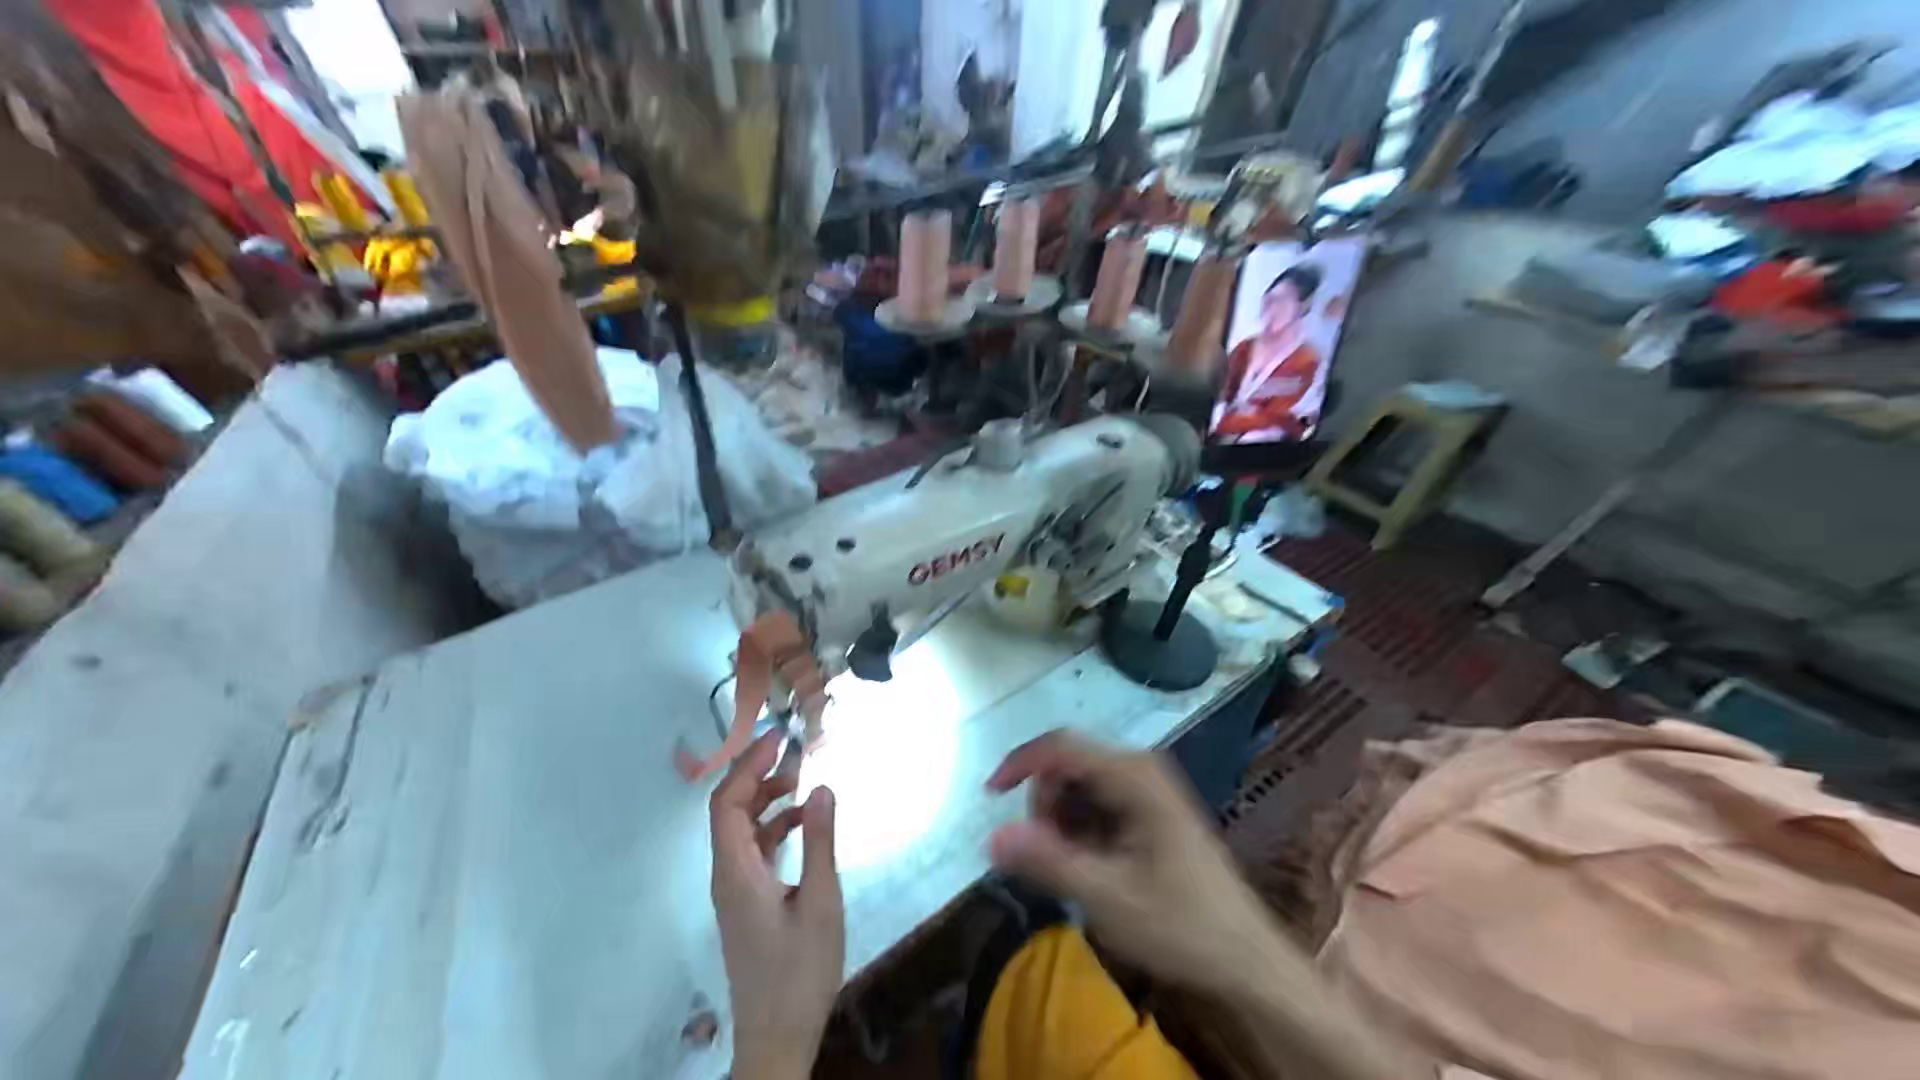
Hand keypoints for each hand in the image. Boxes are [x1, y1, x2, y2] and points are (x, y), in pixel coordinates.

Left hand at [710, 731, 842, 1079]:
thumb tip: (822, 786)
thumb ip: (819, 841)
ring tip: (803, 780)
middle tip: (795, 752)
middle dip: (757, 775)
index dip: (747, 764)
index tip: (778, 739)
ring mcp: (735, 891)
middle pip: (730, 811)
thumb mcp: (820, 901)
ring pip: (741, 830)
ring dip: (767, 800)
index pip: (726, 803)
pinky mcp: (747, 903)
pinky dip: (774, 827)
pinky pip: (753, 850)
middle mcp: (726, 875)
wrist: (777, 1039)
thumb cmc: (799, 970)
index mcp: (735, 871)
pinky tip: (802, 823)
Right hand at [984, 730, 1279, 996]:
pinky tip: (1094, 867)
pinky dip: (1080, 830)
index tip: (990, 798)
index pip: (1059, 746)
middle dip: (1045, 806)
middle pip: (1066, 764)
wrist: (1245, 959)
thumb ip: (1049, 862)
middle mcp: (1139, 768)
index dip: (1019, 764)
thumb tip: (993, 835)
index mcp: (1133, 775)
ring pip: (1078, 785)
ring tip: (1076, 870)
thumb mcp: (1108, 898)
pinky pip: (1096, 802)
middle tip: (1049, 858)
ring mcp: (1146, 786)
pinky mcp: (1148, 808)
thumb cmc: (1181, 925)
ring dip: (1061, 822)